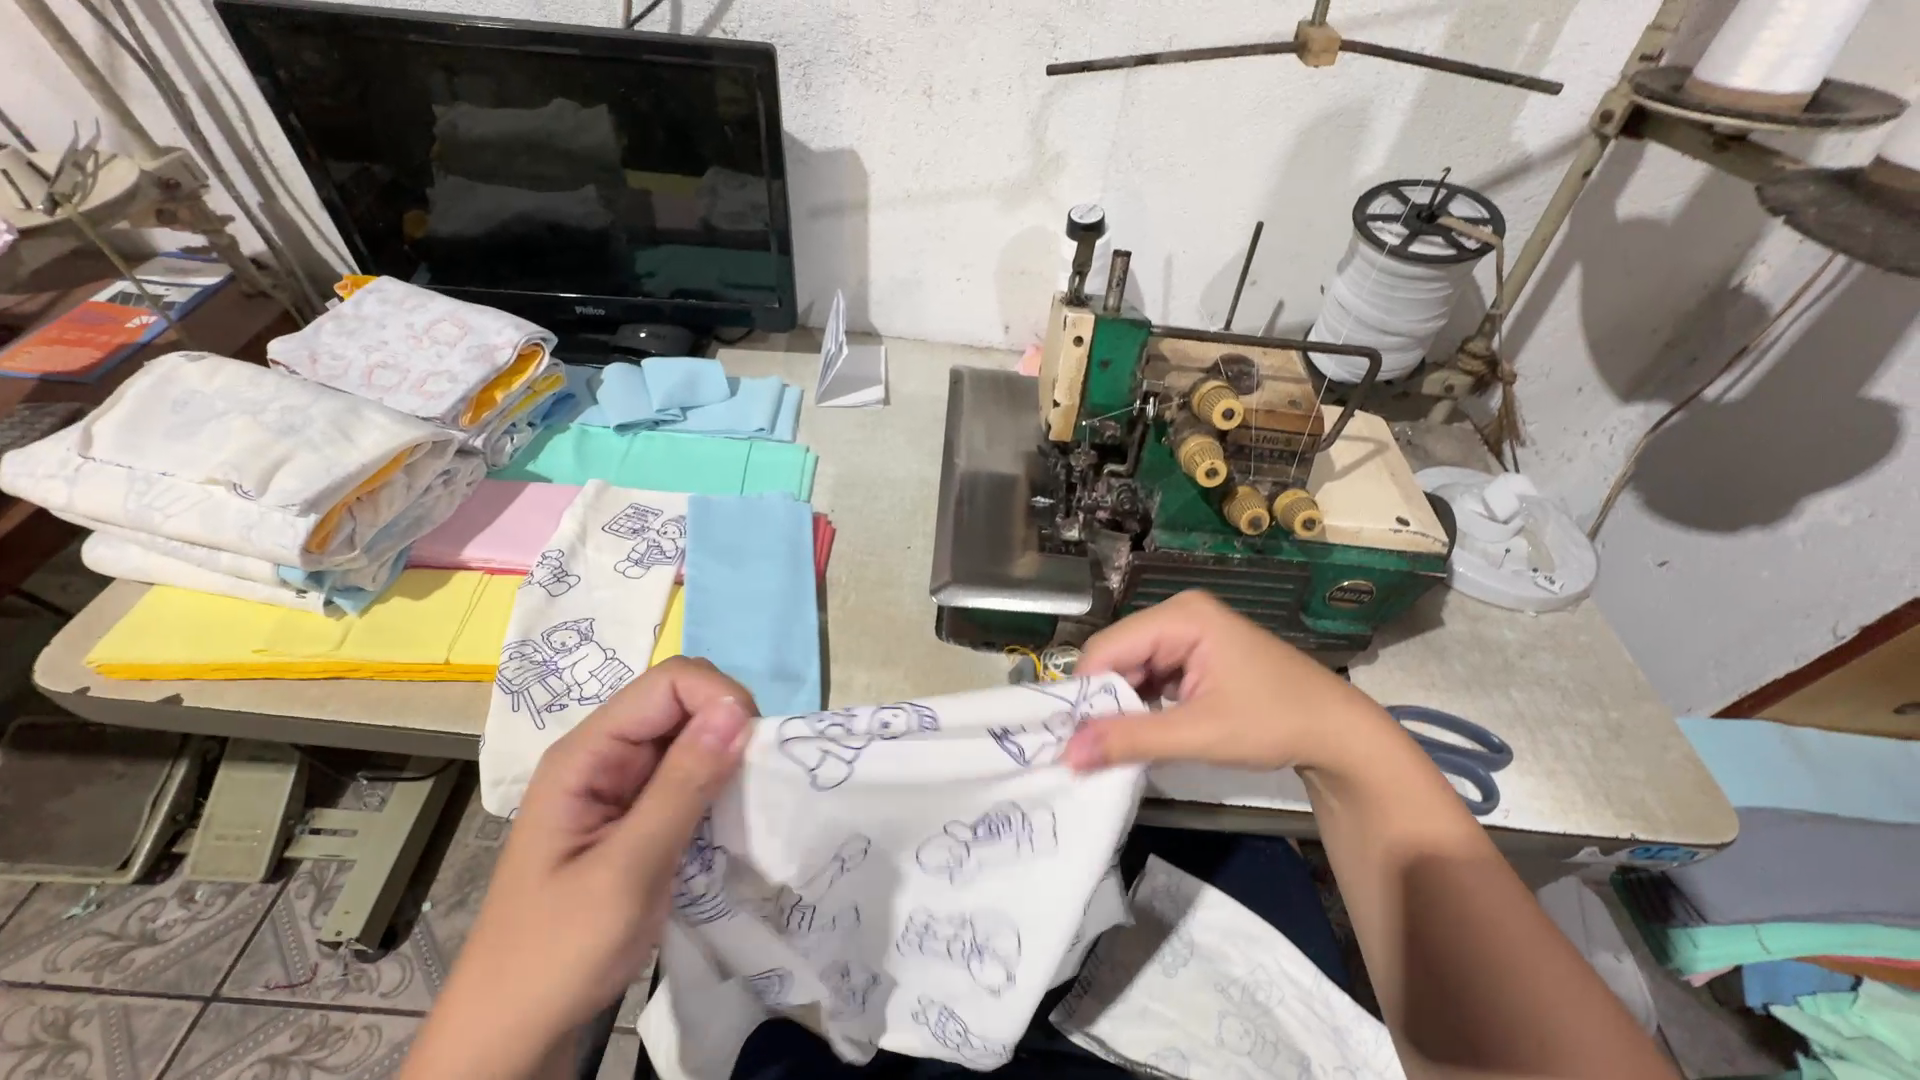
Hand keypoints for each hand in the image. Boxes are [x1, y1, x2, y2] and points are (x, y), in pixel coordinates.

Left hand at [405, 658, 755, 1079]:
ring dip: (728, 760)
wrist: (515, 1033)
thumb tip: (738, 710)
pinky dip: (720, 789)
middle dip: (729, 726)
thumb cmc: (559, 952)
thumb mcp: (627, 870)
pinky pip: (690, 779)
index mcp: (586, 755)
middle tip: (754, 783)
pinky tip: (732, 822)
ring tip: (748, 805)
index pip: (668, 683)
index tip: (755, 749)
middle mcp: (605, 757)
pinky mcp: (639, 818)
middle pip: (682, 704)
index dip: (719, 698)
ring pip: (692, 740)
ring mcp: (622, 788)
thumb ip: (683, 786)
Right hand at [1063, 589, 1392, 772]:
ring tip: (1115, 744)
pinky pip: (1150, 675)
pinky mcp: (1194, 654)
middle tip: (1090, 748)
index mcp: (1181, 616)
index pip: (1107, 648)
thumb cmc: (1274, 723)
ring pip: (1130, 668)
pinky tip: (1143, 731)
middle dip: (1104, 700)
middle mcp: (1178, 613)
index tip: (1070, 738)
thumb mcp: (1199, 734)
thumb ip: (1130, 740)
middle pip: (1116, 655)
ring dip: (1122, 705)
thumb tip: (1067, 755)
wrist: (1337, 731)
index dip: (1085, 692)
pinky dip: (1142, 704)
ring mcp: (1187, 632)